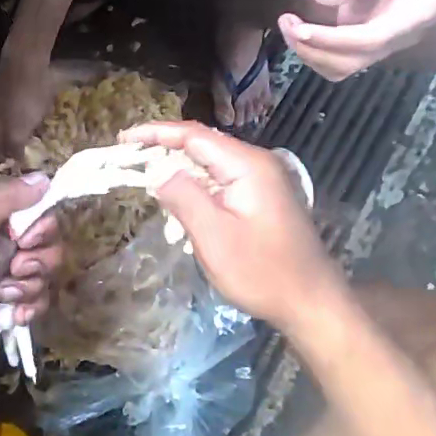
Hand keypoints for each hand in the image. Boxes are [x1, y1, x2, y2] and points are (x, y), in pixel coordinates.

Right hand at [0, 53, 56, 155]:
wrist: (22, 64)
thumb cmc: (40, 88)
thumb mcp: (44, 111)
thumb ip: (34, 127)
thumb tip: (29, 133)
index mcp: (16, 134)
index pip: (14, 155)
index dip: (18, 158)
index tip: (22, 158)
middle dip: (4, 152)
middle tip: (10, 151)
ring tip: (1, 137)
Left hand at [0, 176, 63, 351]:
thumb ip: (6, 196)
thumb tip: (44, 178)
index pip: (38, 208)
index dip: (41, 225)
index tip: (26, 239)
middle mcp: (1, 236)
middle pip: (47, 242)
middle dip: (37, 260)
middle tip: (14, 269)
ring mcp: (4, 269)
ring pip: (43, 272)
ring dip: (28, 287)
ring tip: (2, 295)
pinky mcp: (5, 298)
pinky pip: (36, 298)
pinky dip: (27, 307)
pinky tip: (11, 313)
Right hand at [119, 121, 342, 330]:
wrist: (312, 301)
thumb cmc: (263, 272)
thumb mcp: (215, 237)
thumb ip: (184, 197)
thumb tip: (157, 170)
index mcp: (247, 165)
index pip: (194, 136)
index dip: (156, 134)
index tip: (124, 139)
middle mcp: (257, 164)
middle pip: (203, 147)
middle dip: (165, 151)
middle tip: (128, 162)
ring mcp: (263, 181)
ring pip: (211, 166)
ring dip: (180, 173)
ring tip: (146, 181)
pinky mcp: (262, 199)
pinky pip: (222, 184)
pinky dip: (197, 190)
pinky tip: (179, 205)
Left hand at [279, 0, 435, 80]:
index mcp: (418, 13)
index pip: (371, 40)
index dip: (332, 40)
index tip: (299, 29)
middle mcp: (405, 35)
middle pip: (355, 60)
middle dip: (315, 48)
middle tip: (285, 22)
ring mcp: (388, 39)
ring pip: (345, 64)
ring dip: (312, 52)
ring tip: (287, 24)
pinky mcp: (371, 36)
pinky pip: (341, 54)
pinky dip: (317, 47)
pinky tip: (299, 26)